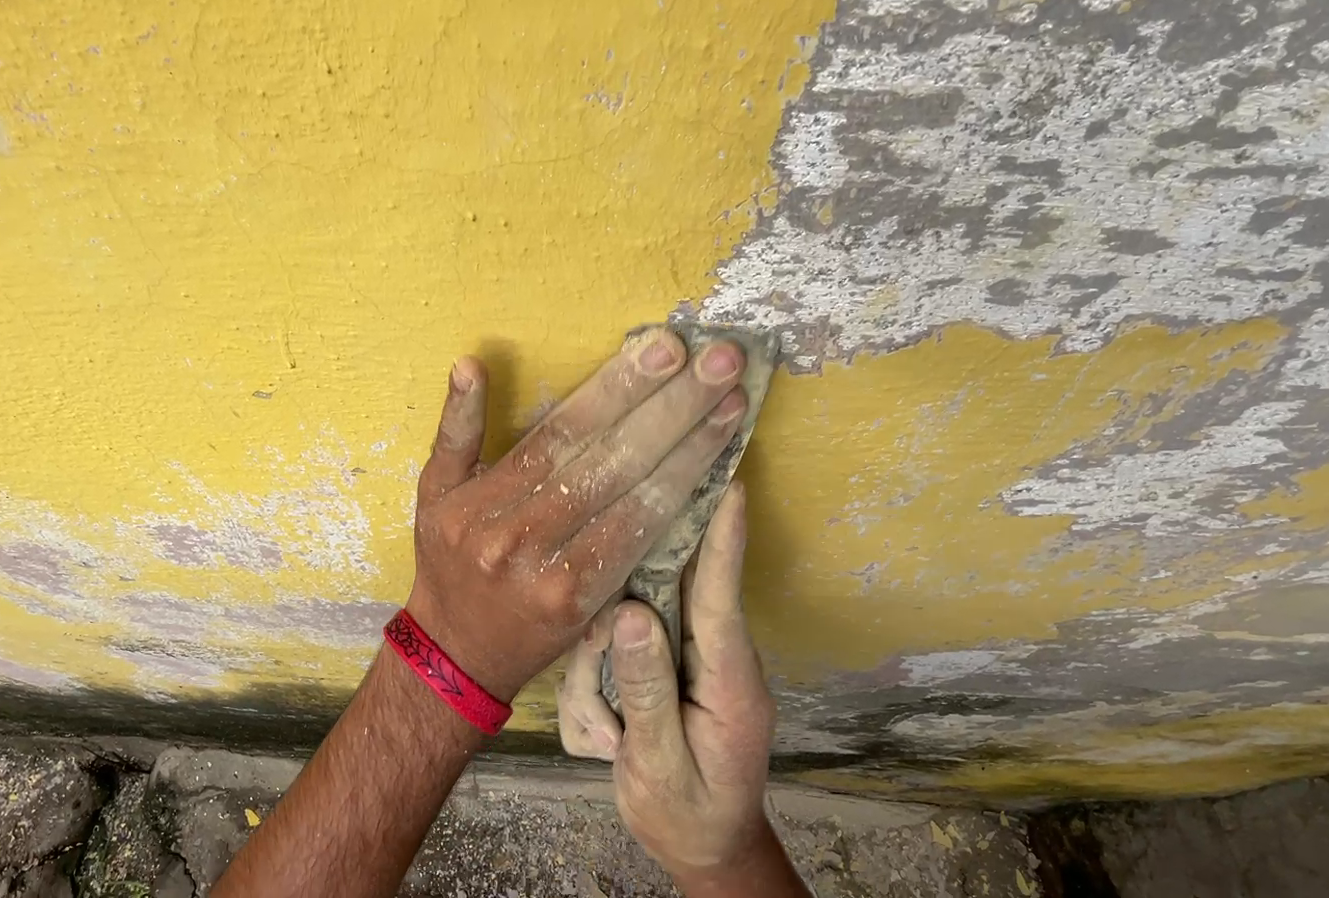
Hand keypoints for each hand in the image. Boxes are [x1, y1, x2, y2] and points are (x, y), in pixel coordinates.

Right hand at [406, 329, 748, 703]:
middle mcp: (518, 532)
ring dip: (692, 450)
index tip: (666, 348)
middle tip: (722, 362)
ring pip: (635, 500)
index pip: (561, 432)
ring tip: (733, 403)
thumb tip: (470, 363)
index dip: (617, 388)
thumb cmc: (449, 558)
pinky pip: (640, 543)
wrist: (458, 651)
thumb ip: (457, 427)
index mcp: (481, 497)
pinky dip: (682, 503)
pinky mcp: (585, 603)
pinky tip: (718, 469)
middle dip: (671, 407)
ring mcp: (555, 573)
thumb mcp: (435, 488)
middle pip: (607, 459)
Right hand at [558, 486, 802, 894]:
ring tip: (608, 736)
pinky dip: (600, 683)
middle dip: (623, 612)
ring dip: (603, 674)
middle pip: (666, 594)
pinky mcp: (662, 662)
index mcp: (729, 678)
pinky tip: (606, 734)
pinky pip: (619, 647)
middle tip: (605, 645)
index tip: (726, 477)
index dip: (721, 534)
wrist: (701, 850)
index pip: (721, 593)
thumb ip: (647, 689)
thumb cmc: (689, 816)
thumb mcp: (660, 766)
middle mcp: (712, 655)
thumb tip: (628, 612)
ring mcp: (687, 657)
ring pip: (629, 620)